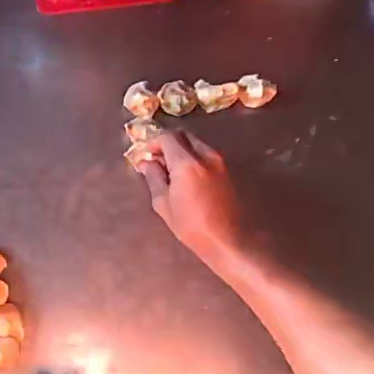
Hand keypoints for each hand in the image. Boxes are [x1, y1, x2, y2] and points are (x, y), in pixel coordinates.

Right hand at [133, 130, 246, 267]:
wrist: (227, 239)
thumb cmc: (191, 225)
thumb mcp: (164, 204)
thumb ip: (154, 178)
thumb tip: (146, 163)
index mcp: (187, 163)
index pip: (168, 137)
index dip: (153, 142)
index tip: (146, 154)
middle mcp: (205, 155)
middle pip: (183, 135)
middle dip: (167, 142)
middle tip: (156, 160)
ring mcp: (219, 161)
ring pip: (195, 143)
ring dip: (180, 149)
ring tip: (170, 170)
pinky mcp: (226, 170)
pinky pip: (205, 153)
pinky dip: (192, 156)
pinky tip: (186, 176)